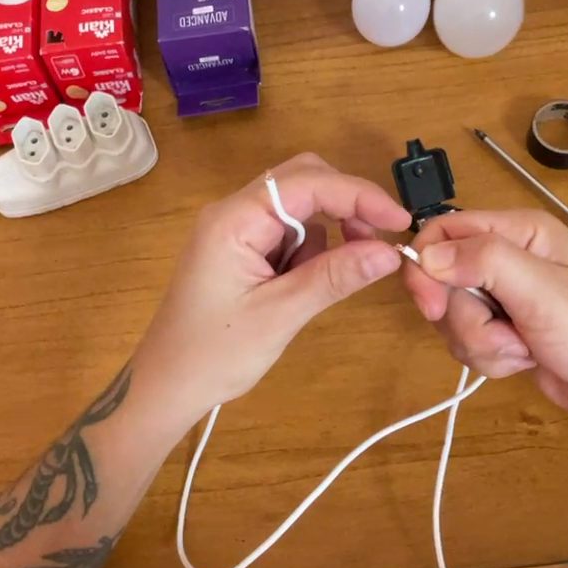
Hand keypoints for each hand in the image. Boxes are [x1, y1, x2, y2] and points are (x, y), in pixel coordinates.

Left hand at [133, 153, 411, 424]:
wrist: (168, 385)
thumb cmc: (214, 355)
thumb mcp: (281, 315)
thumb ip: (335, 277)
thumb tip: (390, 251)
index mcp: (234, 219)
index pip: (307, 183)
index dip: (359, 195)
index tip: (400, 222)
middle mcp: (233, 212)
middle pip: (303, 181)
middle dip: (343, 208)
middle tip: (372, 246)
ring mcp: (235, 230)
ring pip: (299, 209)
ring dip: (322, 239)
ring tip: (307, 290)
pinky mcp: (240, 250)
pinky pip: (286, 235)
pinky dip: (305, 255)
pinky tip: (292, 292)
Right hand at [399, 209, 567, 442]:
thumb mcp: (545, 292)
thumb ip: (485, 262)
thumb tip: (425, 253)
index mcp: (519, 232)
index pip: (444, 231)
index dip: (426, 266)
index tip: (432, 306)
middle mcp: (507, 258)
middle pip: (441, 281)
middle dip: (465, 319)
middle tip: (502, 334)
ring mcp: (505, 298)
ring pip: (453, 317)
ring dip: (481, 343)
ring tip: (523, 350)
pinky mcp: (505, 332)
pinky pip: (468, 342)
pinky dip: (491, 358)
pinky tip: (525, 361)